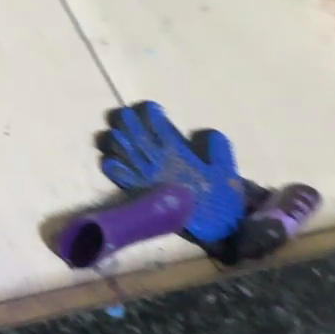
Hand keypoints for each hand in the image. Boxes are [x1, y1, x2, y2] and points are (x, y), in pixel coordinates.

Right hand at [98, 101, 243, 243]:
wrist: (220, 227)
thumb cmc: (224, 199)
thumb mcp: (226, 171)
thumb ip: (219, 152)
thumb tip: (207, 131)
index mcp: (182, 157)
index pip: (165, 134)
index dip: (157, 121)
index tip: (149, 106)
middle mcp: (163, 165)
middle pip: (144, 143)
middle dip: (134, 128)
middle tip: (122, 114)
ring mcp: (153, 178)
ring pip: (133, 158)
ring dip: (123, 147)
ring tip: (113, 134)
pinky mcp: (145, 193)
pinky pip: (128, 182)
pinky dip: (118, 173)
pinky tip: (108, 163)